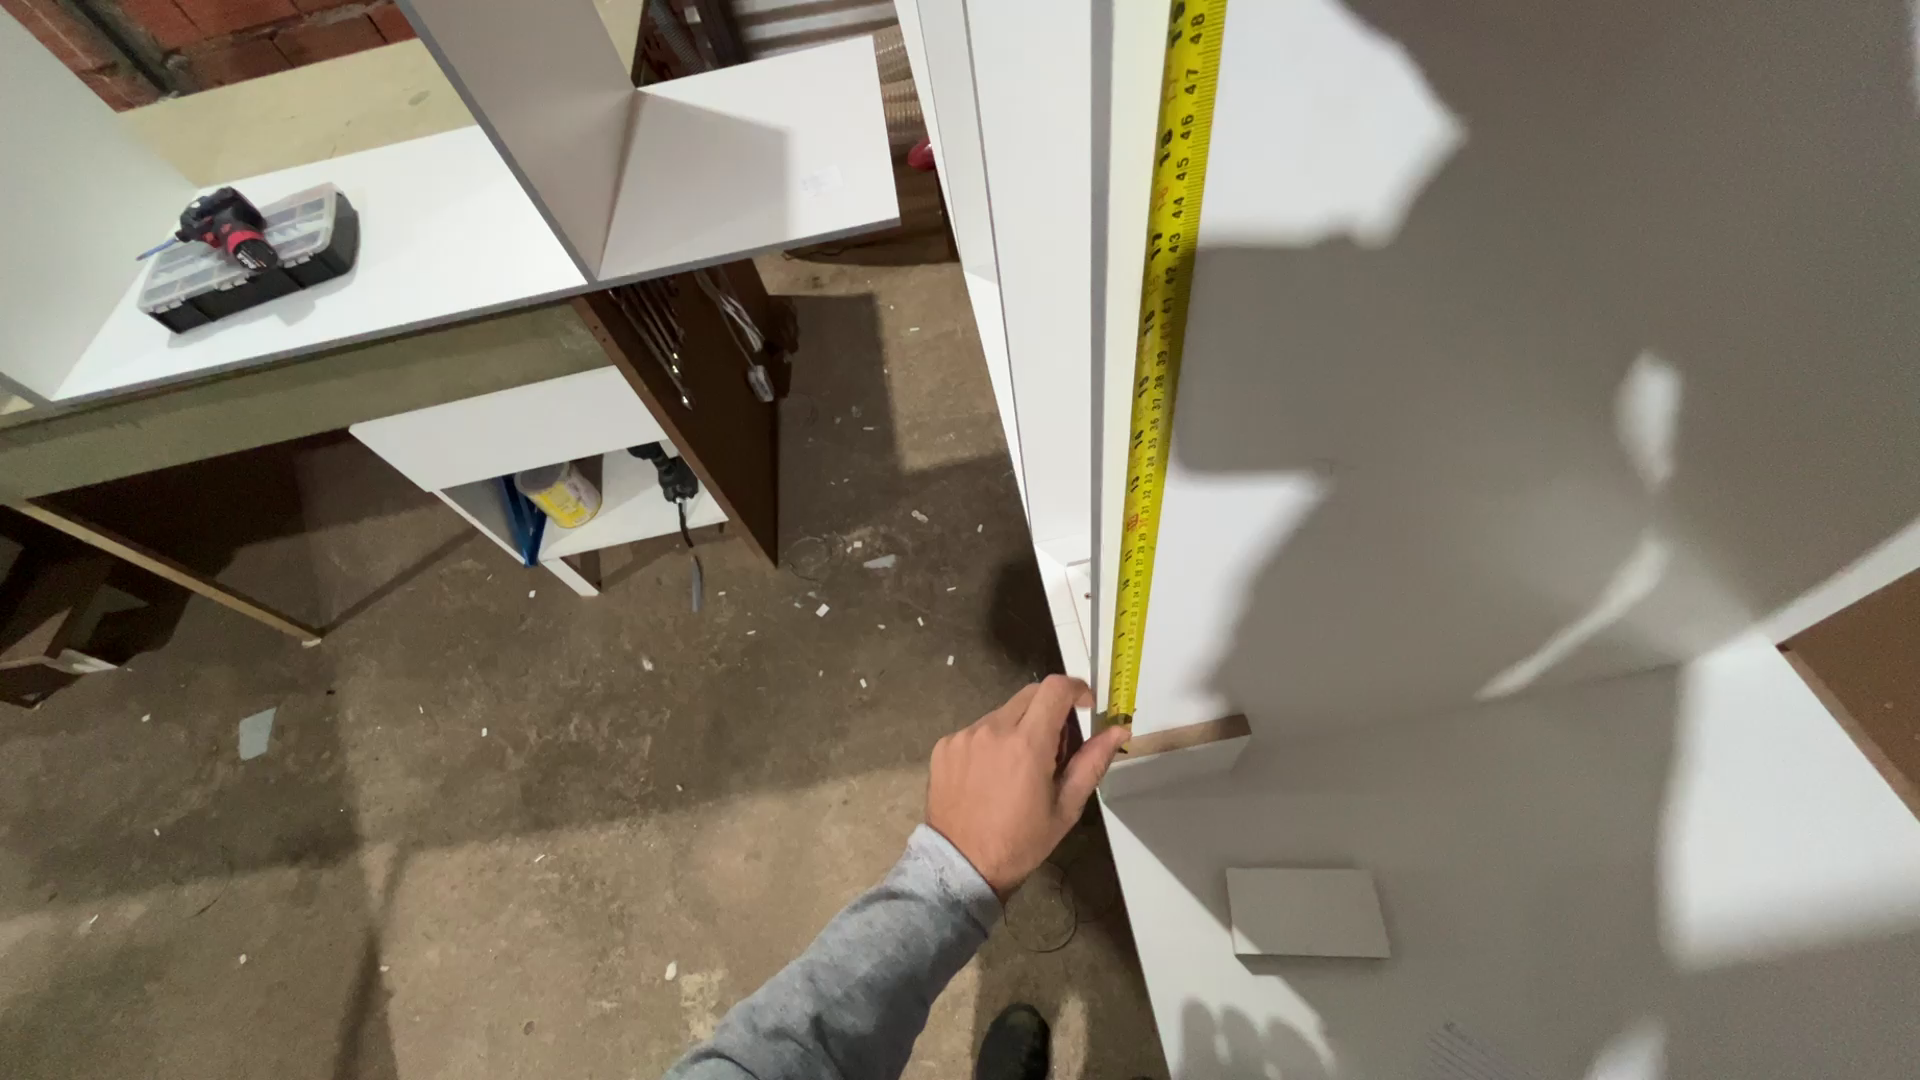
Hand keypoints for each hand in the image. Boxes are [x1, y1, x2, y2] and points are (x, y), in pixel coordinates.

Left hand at [925, 675, 1131, 899]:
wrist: (961, 866)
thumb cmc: (1021, 842)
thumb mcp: (1065, 808)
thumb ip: (1092, 762)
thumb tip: (1119, 730)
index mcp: (1027, 743)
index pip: (1056, 688)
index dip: (1076, 689)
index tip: (1085, 706)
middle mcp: (992, 729)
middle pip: (1030, 694)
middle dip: (1050, 710)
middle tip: (1055, 747)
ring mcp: (964, 735)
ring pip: (1003, 712)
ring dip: (1019, 727)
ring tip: (1018, 768)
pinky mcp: (945, 745)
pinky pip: (977, 729)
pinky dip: (991, 741)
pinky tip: (990, 776)